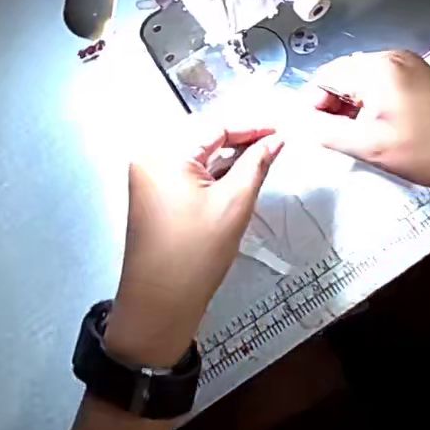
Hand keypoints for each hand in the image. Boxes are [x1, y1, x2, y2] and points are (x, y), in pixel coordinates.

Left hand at [107, 116, 283, 366]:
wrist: (159, 304)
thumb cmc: (197, 254)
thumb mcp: (235, 203)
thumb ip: (257, 163)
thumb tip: (276, 139)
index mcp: (165, 154)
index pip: (217, 125)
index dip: (253, 126)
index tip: (281, 129)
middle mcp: (150, 156)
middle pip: (205, 134)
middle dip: (241, 137)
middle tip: (276, 140)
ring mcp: (147, 175)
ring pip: (197, 151)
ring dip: (229, 152)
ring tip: (263, 154)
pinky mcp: (152, 192)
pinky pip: (187, 169)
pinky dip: (213, 168)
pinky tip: (238, 171)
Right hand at [292, 50, 429, 215]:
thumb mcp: (372, 147)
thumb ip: (327, 131)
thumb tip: (295, 121)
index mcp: (375, 67)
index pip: (323, 77)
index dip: (314, 107)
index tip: (323, 137)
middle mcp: (392, 58)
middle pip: (344, 78)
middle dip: (337, 110)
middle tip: (349, 144)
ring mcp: (412, 67)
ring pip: (365, 87)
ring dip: (358, 113)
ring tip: (373, 143)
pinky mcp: (426, 81)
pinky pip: (387, 90)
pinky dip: (379, 111)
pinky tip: (392, 136)